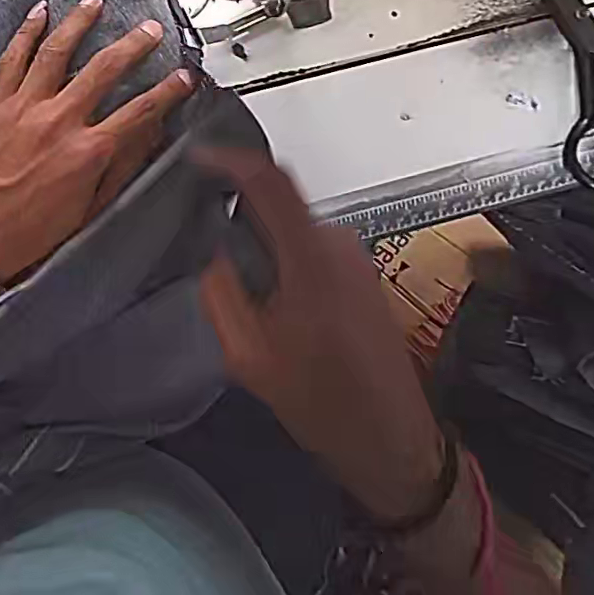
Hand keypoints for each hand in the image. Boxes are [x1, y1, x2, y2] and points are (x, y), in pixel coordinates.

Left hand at [0, 0, 195, 329]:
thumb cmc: (30, 231)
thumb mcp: (89, 207)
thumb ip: (121, 166)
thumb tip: (149, 134)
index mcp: (87, 152)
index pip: (141, 110)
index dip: (168, 91)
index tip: (184, 77)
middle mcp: (58, 122)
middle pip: (104, 69)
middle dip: (133, 45)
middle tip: (150, 29)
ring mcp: (25, 108)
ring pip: (57, 52)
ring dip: (79, 23)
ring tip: (95, 2)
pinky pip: (12, 59)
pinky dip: (26, 33)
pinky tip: (39, 13)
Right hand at [193, 147, 447, 522]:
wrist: (392, 440)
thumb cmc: (323, 402)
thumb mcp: (246, 354)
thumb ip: (220, 291)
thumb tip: (215, 253)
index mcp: (310, 259)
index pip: (270, 181)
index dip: (230, 158)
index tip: (201, 155)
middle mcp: (338, 244)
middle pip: (275, 203)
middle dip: (241, 222)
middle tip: (224, 263)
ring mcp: (354, 255)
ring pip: (289, 227)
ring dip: (264, 249)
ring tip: (258, 304)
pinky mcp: (360, 268)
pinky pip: (308, 244)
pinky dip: (285, 262)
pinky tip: (283, 310)